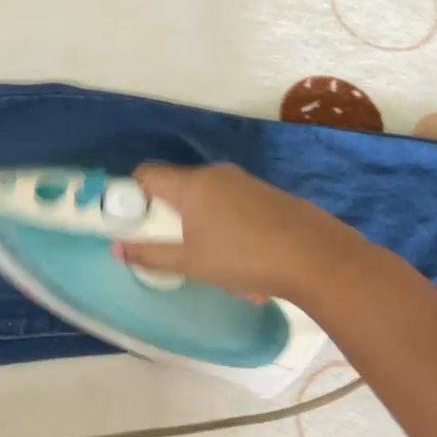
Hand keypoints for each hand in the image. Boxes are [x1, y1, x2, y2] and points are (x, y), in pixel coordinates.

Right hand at [114, 163, 368, 301]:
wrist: (321, 260)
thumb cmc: (244, 258)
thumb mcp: (190, 263)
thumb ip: (150, 255)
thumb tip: (115, 249)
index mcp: (191, 184)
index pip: (145, 173)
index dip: (131, 194)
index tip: (132, 221)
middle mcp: (216, 174)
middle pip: (176, 186)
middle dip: (168, 215)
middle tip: (170, 246)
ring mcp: (246, 183)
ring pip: (207, 198)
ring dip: (199, 224)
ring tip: (210, 260)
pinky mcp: (269, 196)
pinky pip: (234, 206)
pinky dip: (227, 227)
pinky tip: (242, 260)